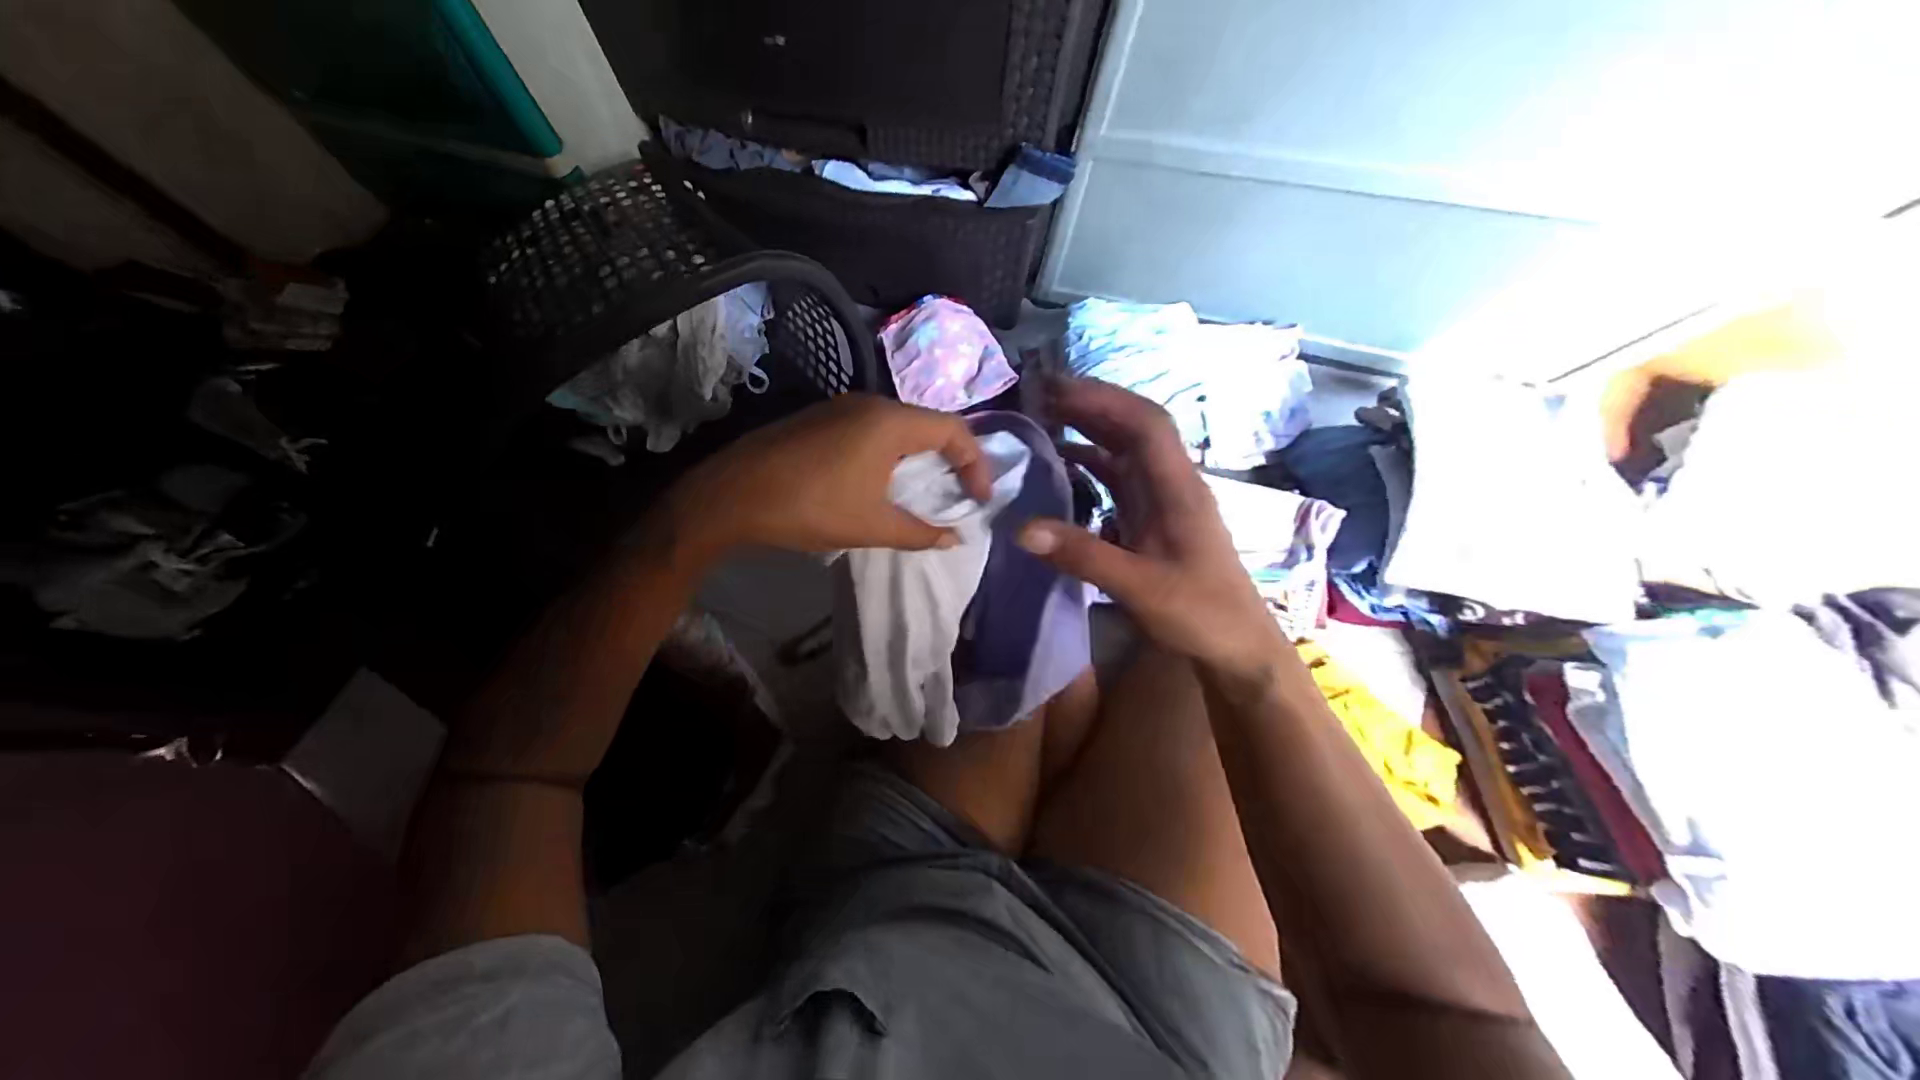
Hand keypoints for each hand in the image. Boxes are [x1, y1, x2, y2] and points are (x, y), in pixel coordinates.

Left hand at [662, 394, 991, 555]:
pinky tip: (882, 482)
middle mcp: (869, 403)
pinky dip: (891, 452)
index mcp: (889, 422)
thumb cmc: (809, 508)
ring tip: (925, 491)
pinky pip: (872, 429)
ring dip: (919, 456)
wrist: (730, 495)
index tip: (980, 497)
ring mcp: (841, 407)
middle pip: (928, 423)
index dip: (976, 463)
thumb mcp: (871, 526)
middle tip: (959, 493)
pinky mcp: (820, 418)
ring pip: (899, 425)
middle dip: (951, 458)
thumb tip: (954, 539)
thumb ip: (920, 532)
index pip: (953, 430)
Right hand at [1017, 378, 1285, 682]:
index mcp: (1179, 490)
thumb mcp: (1141, 589)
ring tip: (1047, 418)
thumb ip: (1083, 556)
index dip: (1103, 400)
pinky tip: (1065, 466)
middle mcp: (1173, 485)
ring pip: (1126, 451)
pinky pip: (1120, 480)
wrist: (1237, 648)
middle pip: (1135, 428)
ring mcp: (1164, 502)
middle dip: (1092, 405)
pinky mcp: (1154, 520)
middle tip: (1042, 394)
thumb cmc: (1201, 615)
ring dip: (1091, 430)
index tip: (1057, 390)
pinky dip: (1092, 465)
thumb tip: (1022, 529)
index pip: (1146, 425)